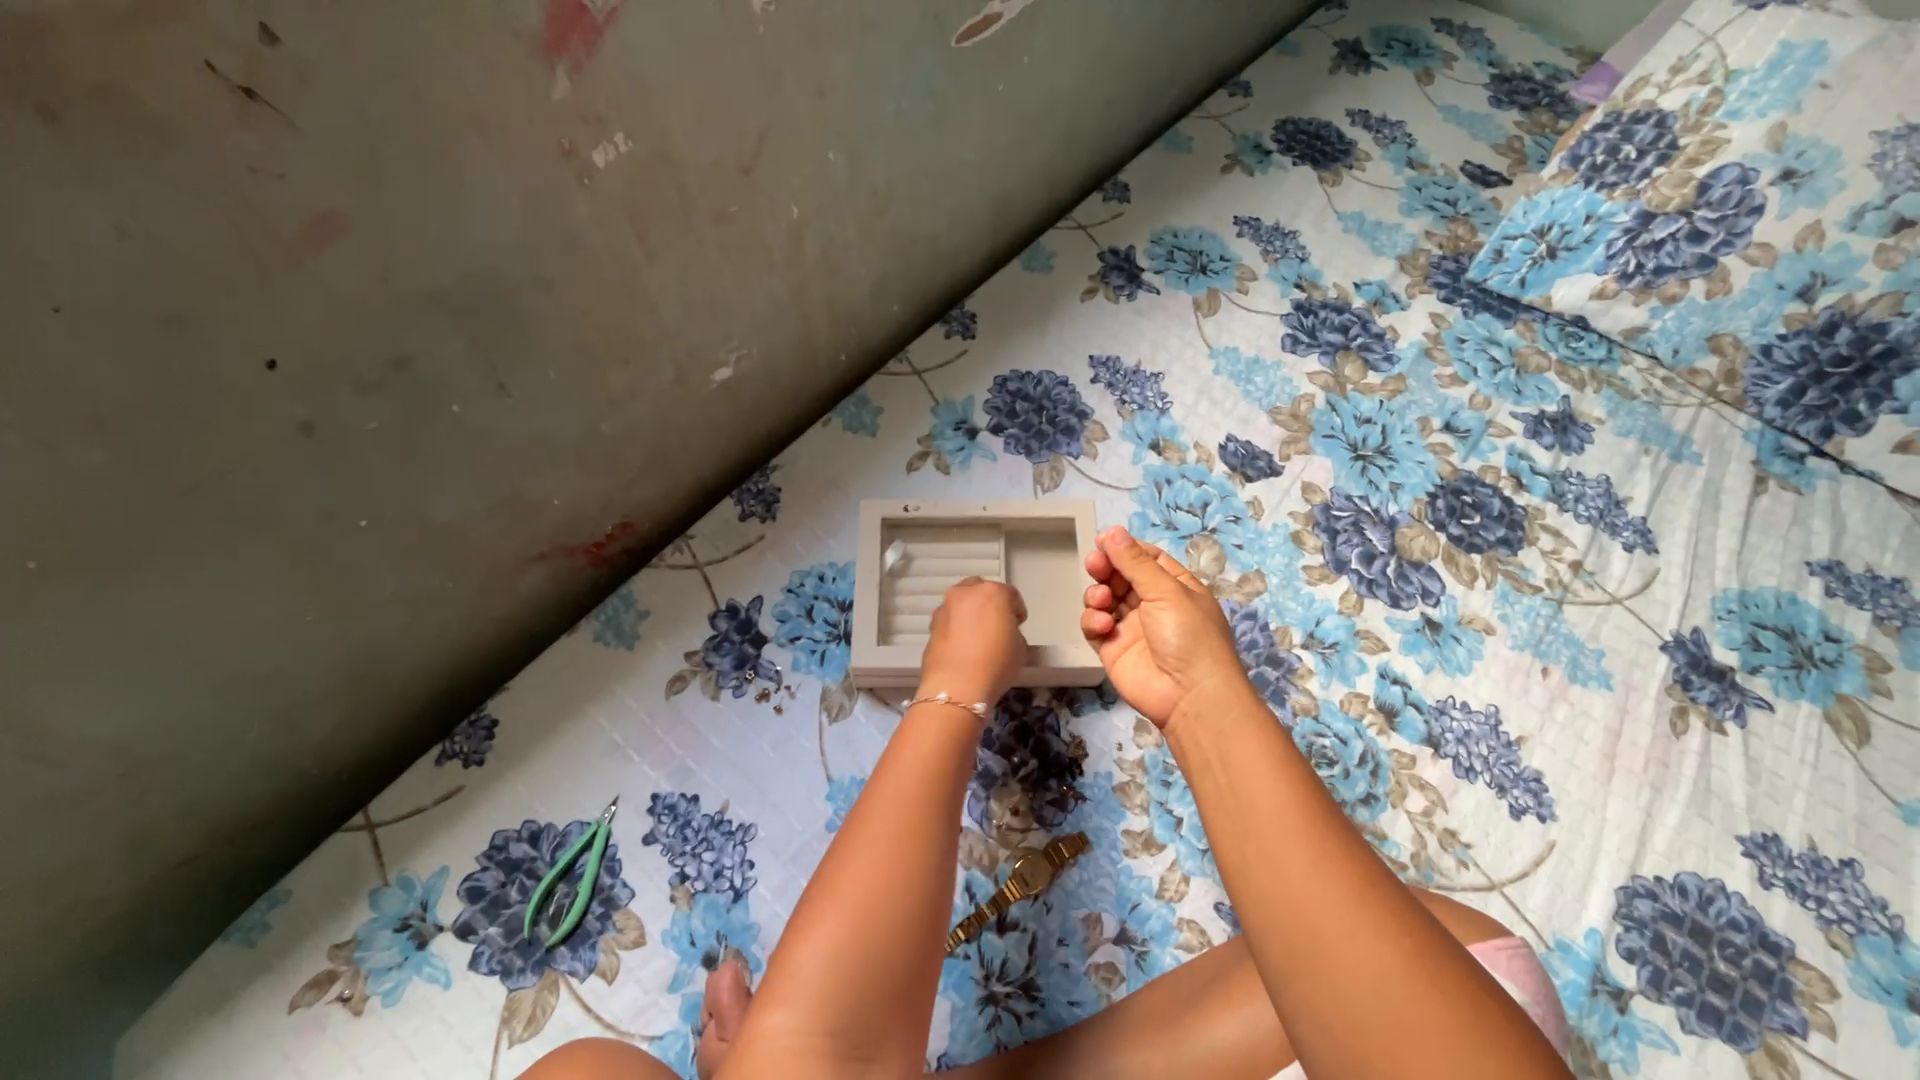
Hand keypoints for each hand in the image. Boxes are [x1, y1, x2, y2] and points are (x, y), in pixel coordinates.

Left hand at [920, 577, 1028, 705]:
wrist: (957, 685)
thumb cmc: (996, 662)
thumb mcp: (1020, 646)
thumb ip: (1012, 631)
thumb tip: (1002, 633)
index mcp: (992, 592)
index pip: (1010, 594)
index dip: (1017, 610)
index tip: (1018, 625)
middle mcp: (965, 593)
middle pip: (980, 590)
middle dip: (988, 603)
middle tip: (996, 625)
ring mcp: (944, 609)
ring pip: (960, 605)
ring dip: (969, 614)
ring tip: (976, 637)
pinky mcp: (931, 627)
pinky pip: (949, 622)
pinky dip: (956, 628)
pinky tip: (962, 648)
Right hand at [1081, 527, 1246, 728]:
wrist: (1190, 697)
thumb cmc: (1190, 637)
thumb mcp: (1167, 592)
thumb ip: (1135, 562)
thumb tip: (1112, 531)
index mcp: (1175, 587)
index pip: (1147, 559)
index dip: (1125, 549)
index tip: (1103, 541)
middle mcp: (1153, 605)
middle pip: (1121, 576)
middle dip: (1106, 568)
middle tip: (1095, 564)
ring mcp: (1131, 628)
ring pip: (1105, 599)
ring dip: (1098, 593)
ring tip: (1101, 599)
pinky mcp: (1113, 649)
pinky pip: (1095, 626)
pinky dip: (1093, 621)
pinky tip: (1102, 625)